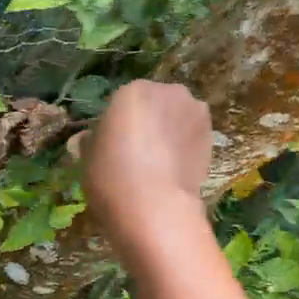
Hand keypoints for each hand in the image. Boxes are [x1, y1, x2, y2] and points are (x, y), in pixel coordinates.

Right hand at [83, 81, 213, 263]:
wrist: (154, 206)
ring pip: (174, 117)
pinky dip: (181, 145)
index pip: (120, 101)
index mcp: (131, 92)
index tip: (108, 143)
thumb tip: (89, 138)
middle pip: (152, 103)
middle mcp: (167, 91)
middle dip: (144, 121)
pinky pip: (189, 134)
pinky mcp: (212, 133)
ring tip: (154, 162)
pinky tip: (170, 168)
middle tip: (131, 151)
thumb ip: (90, 140)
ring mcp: (194, 110)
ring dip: (165, 131)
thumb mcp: (86, 158)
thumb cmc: (110, 177)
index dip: (113, 123)